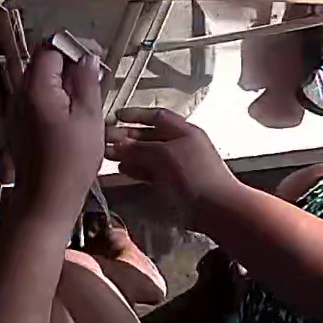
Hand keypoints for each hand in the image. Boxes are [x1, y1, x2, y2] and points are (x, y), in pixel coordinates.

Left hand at [7, 45, 103, 218]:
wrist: (46, 201)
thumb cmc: (71, 161)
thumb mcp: (89, 117)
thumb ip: (87, 82)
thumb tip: (88, 57)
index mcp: (36, 88)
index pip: (50, 48)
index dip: (75, 46)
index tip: (97, 57)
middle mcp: (20, 94)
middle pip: (43, 62)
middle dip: (71, 62)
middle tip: (97, 75)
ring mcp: (17, 110)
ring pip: (42, 80)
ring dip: (66, 80)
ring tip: (91, 93)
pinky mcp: (20, 124)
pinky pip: (39, 97)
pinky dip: (58, 95)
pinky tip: (76, 111)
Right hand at [106, 107, 244, 223]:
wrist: (217, 208)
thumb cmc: (194, 175)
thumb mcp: (164, 155)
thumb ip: (140, 148)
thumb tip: (119, 143)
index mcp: (184, 131)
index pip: (157, 116)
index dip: (136, 114)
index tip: (116, 116)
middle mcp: (181, 144)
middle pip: (150, 135)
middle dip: (128, 136)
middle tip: (105, 139)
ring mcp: (179, 164)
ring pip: (149, 154)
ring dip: (129, 154)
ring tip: (107, 154)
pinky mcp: (175, 182)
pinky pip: (152, 171)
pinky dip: (138, 169)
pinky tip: (123, 169)